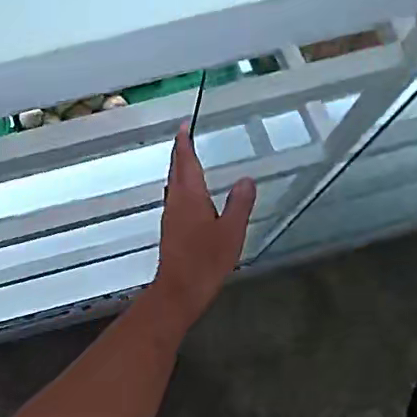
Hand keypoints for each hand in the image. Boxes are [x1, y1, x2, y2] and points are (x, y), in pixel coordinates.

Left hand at [149, 124, 254, 326]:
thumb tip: (246, 180)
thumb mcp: (231, 231)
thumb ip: (239, 204)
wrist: (179, 290)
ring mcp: (170, 217)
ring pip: (173, 186)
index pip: (185, 162)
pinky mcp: (170, 231)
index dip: (184, 143)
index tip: (182, 126)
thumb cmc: (206, 260)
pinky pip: (175, 200)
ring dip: (180, 170)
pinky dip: (181, 188)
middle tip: (184, 137)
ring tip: (187, 161)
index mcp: (190, 196)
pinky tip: (189, 197)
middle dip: (180, 153)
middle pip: (176, 171)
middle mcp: (176, 202)